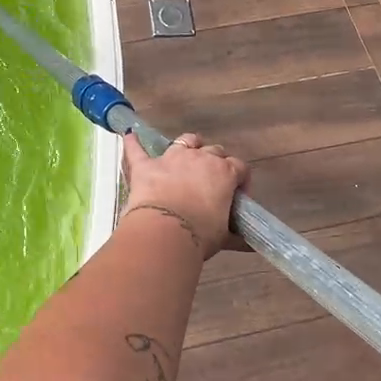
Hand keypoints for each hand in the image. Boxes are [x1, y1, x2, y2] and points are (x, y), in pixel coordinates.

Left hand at [120, 133, 248, 260]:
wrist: (164, 232)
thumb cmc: (200, 234)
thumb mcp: (223, 236)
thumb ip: (237, 236)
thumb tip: (250, 244)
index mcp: (224, 173)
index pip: (240, 167)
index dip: (240, 179)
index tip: (237, 194)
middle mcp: (200, 158)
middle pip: (214, 150)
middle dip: (216, 161)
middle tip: (212, 180)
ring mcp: (171, 158)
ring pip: (185, 140)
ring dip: (188, 145)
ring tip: (187, 153)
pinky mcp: (146, 165)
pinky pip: (137, 149)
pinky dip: (133, 143)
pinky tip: (130, 135)